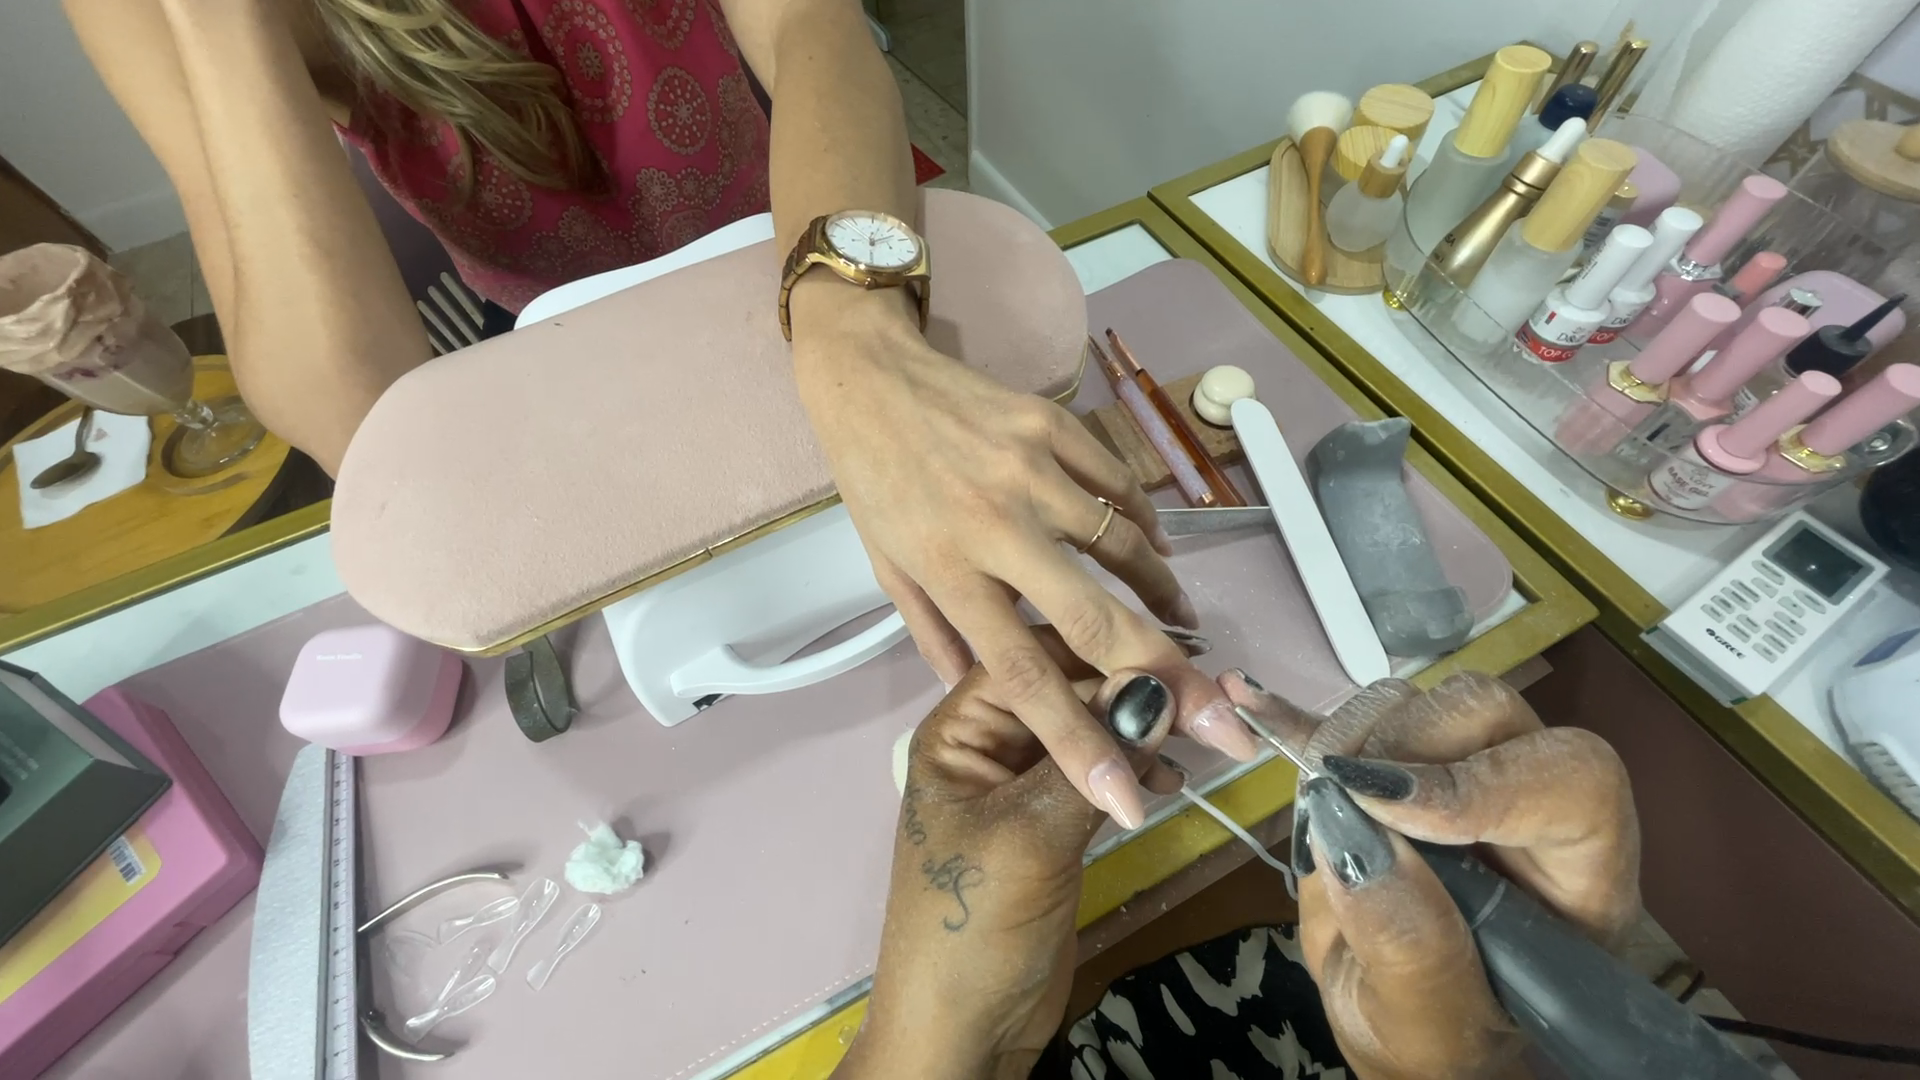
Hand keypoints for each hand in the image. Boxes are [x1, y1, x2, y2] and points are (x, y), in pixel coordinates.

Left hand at [791, 296, 1257, 831]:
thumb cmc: (874, 481)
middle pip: (1093, 615)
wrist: (869, 378)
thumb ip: (935, 633)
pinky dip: (1143, 521)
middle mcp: (996, 524)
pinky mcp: (1053, 424)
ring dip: (1159, 591)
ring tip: (1180, 620)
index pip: (1021, 672)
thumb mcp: (886, 567)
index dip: (1076, 741)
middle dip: (1161, 675)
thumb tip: (979, 692)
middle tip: (1216, 715)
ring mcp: (1031, 468)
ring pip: (1122, 543)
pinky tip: (1151, 545)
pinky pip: (1119, 482)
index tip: (1125, 795)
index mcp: (946, 570)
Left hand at [839, 648, 1182, 1079]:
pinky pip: (1099, 772)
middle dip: (1132, 694)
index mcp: (961, 727)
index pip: (1032, 662)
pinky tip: (1171, 781)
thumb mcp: (1029, 834)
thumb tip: (1156, 686)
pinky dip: (1135, 771)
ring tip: (1201, 742)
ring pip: (1089, 731)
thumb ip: (1090, 758)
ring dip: (1141, 732)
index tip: (1177, 658)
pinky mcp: (1052, 815)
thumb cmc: (974, 926)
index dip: (1101, 653)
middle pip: (1066, 692)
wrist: (964, 1032)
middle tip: (1208, 702)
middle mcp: (990, 740)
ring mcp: (1023, 779)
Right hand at [1225, 670, 1642, 1078]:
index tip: (1381, 808)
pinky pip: (1343, 721)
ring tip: (1310, 792)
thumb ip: (1411, 957)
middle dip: (1395, 742)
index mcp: (1573, 879)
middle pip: (1485, 714)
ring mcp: (1451, 773)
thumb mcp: (1424, 1035)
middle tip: (1333, 792)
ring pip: (1413, 702)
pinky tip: (1246, 699)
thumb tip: (1360, 839)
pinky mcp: (1382, 765)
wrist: (1400, 1022)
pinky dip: (1292, 714)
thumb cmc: (1436, 1049)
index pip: (1571, 781)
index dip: (1476, 779)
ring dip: (1345, 735)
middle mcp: (1523, 805)